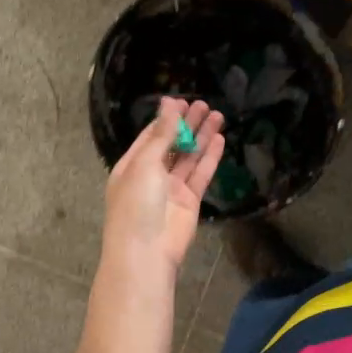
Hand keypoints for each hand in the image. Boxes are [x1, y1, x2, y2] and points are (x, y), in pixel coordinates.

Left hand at [102, 98, 226, 274]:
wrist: (146, 252)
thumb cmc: (137, 204)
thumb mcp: (145, 163)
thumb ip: (161, 134)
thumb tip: (169, 104)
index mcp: (132, 165)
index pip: (151, 135)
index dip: (166, 118)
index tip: (182, 100)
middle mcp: (151, 174)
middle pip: (172, 143)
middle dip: (187, 124)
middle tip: (204, 104)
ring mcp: (171, 188)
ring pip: (189, 157)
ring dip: (202, 136)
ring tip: (217, 115)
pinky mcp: (189, 200)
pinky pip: (201, 174)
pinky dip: (210, 157)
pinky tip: (219, 139)